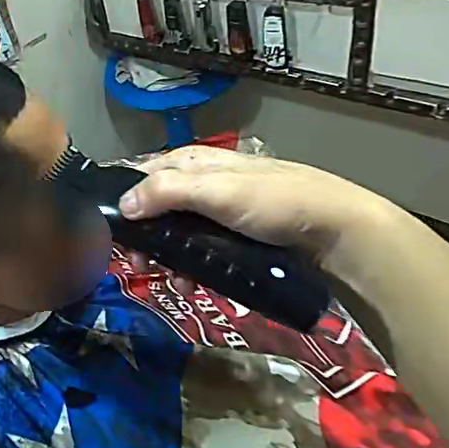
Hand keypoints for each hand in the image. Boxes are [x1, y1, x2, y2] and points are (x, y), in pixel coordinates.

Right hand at [116, 147, 412, 278]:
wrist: (335, 229)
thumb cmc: (275, 202)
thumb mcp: (218, 191)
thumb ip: (168, 193)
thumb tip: (123, 203)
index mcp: (196, 162)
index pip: (145, 173)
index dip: (126, 199)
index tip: (112, 232)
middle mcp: (205, 182)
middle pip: (160, 207)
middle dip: (147, 238)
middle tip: (140, 267)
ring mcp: (222, 212)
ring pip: (180, 233)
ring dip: (170, 258)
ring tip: (171, 282)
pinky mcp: (238, 238)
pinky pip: (203, 251)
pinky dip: (193, 267)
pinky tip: (193, 285)